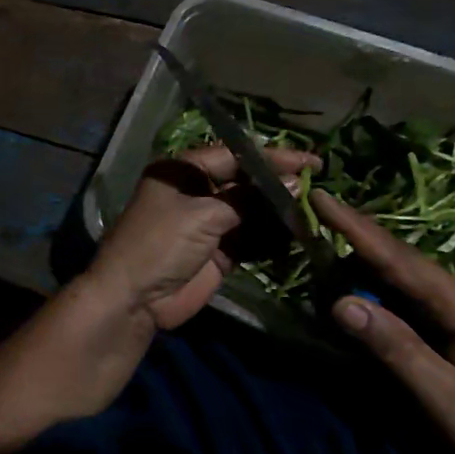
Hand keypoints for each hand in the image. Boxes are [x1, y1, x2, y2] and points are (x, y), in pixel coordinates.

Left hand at [89, 145, 320, 329]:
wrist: (135, 297)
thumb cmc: (160, 244)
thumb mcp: (202, 215)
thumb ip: (247, 200)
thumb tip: (292, 185)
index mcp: (182, 171)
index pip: (233, 156)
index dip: (271, 158)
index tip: (311, 162)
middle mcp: (195, 192)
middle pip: (245, 183)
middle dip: (278, 186)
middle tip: (319, 189)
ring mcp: (207, 223)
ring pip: (251, 212)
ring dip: (280, 214)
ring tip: (317, 213)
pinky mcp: (218, 252)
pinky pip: (251, 239)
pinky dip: (273, 238)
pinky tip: (301, 236)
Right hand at [313, 190, 454, 453]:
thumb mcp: (454, 405)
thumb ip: (398, 350)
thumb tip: (340, 302)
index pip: (404, 263)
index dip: (358, 229)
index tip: (320, 196)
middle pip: (405, 263)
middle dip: (356, 238)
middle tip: (309, 216)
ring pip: (409, 280)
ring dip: (365, 264)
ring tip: (321, 246)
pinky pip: (416, 300)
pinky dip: (381, 289)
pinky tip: (359, 287)